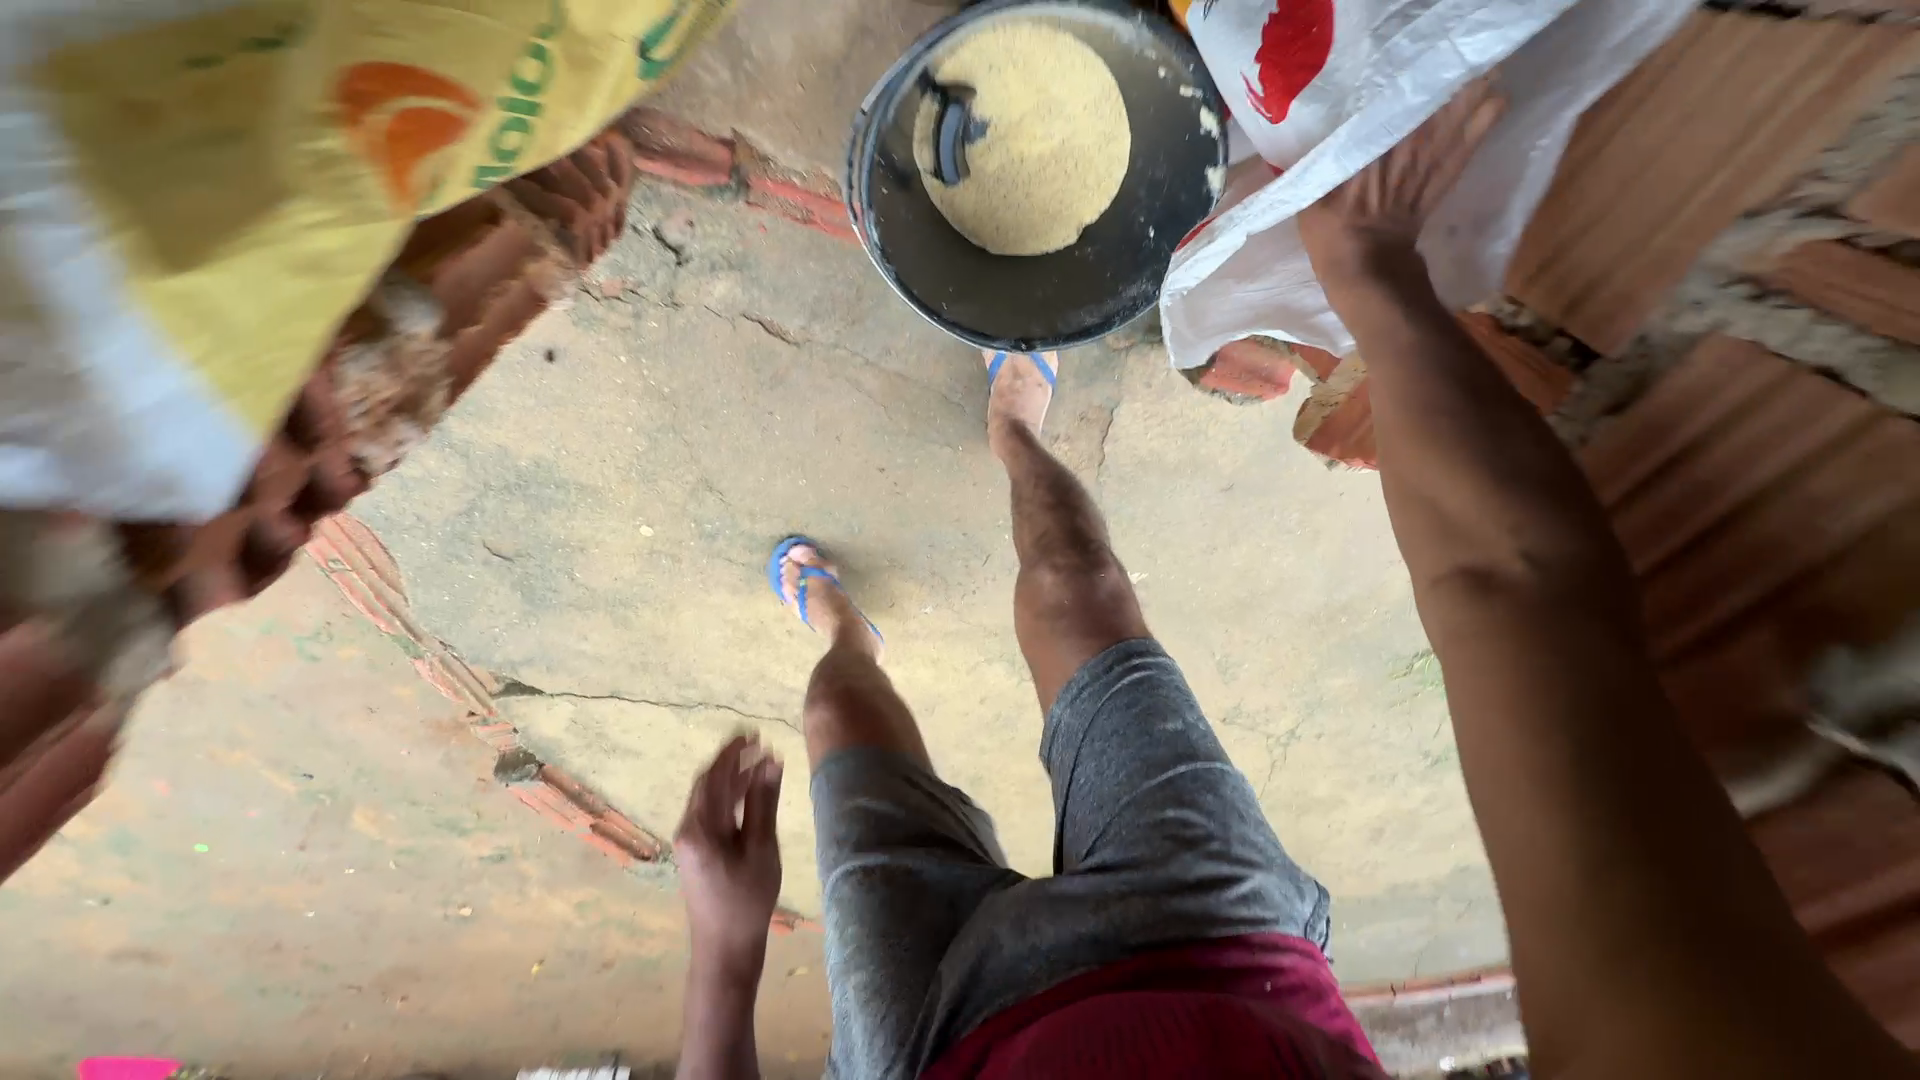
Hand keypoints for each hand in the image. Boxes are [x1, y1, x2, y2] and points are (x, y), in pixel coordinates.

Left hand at [674, 734, 783, 979]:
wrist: (724, 950)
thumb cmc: (746, 900)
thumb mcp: (762, 848)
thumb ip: (764, 802)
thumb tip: (771, 762)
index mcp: (699, 828)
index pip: (715, 776)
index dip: (735, 752)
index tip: (755, 734)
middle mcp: (687, 830)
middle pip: (708, 783)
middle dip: (732, 761)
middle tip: (759, 743)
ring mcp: (690, 842)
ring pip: (710, 798)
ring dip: (732, 778)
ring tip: (760, 763)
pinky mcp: (697, 852)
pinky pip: (711, 813)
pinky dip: (730, 797)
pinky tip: (751, 794)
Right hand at [1299, 75, 1504, 284]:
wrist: (1363, 270)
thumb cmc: (1330, 236)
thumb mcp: (1309, 200)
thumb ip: (1315, 166)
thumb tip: (1309, 139)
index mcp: (1363, 158)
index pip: (1382, 115)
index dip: (1401, 86)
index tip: (1412, 60)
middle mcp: (1397, 157)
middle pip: (1423, 112)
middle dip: (1444, 81)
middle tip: (1466, 49)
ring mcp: (1420, 172)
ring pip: (1446, 128)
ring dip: (1469, 96)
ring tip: (1489, 63)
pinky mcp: (1435, 187)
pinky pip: (1460, 154)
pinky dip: (1480, 130)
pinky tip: (1498, 103)